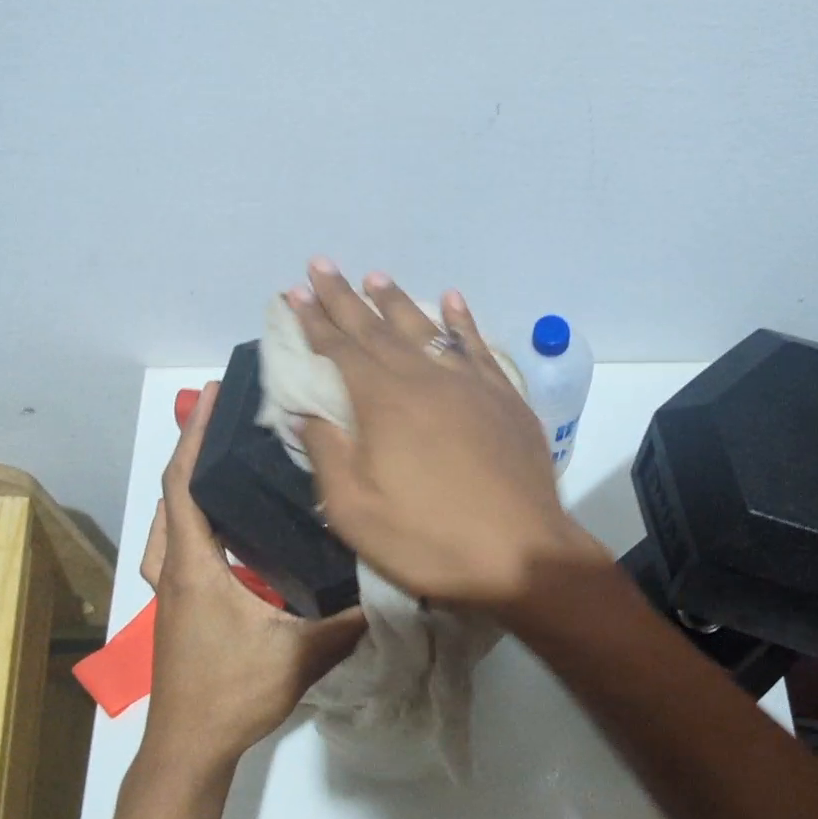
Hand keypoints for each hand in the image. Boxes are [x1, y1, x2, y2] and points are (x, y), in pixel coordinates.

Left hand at [141, 382, 366, 762]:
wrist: (188, 749)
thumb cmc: (233, 695)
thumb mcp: (300, 655)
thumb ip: (349, 622)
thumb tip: (397, 588)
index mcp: (197, 569)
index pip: (185, 487)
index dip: (195, 436)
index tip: (214, 395)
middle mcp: (176, 571)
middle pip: (172, 495)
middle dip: (193, 449)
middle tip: (229, 419)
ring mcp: (172, 592)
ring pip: (171, 522)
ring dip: (190, 485)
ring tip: (228, 461)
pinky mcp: (178, 609)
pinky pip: (180, 547)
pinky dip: (195, 520)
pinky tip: (231, 527)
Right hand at [285, 258, 605, 605]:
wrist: (522, 552)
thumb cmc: (430, 539)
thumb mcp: (355, 511)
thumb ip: (327, 454)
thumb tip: (305, 414)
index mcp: (383, 403)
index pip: (340, 350)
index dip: (314, 321)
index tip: (294, 293)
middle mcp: (425, 379)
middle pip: (377, 329)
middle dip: (345, 298)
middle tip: (321, 266)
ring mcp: (471, 384)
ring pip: (426, 330)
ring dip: (396, 302)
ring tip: (375, 277)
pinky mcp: (505, 398)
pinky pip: (477, 347)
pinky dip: (461, 321)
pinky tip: (451, 301)